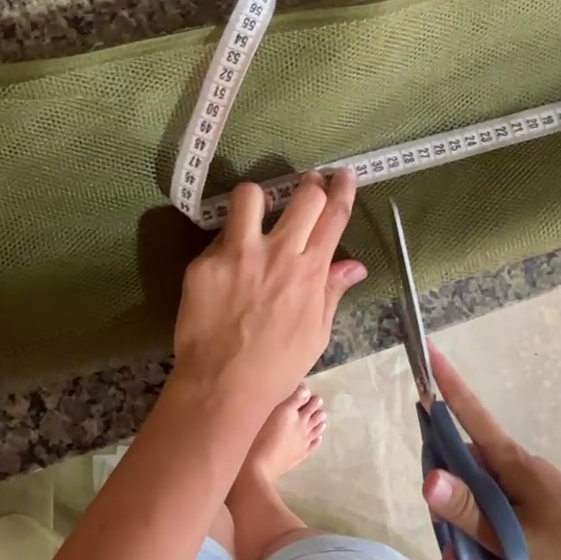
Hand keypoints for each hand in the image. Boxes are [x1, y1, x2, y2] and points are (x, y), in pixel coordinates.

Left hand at [172, 171, 366, 413]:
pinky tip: (225, 268)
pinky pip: (219, 237)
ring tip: (256, 210)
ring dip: (258, 198)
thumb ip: (332, 291)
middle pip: (303, 196)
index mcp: (310, 271)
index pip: (334, 216)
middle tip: (308, 184)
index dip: (342, 190)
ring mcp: (239, 254)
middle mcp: (278, 253)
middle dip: (310, 184)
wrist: (223, 384)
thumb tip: (354, 266)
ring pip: (251, 195)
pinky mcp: (206, 262)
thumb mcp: (317, 332)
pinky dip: (227, 245)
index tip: (344, 175)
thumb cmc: (277, 365)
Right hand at [421, 346, 560, 559]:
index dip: (448, 382)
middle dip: (442, 503)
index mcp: (511, 462)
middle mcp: (513, 470)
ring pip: (473, 501)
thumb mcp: (514, 535)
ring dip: (459, 534)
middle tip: (442, 547)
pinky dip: (476, 544)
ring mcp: (522, 493)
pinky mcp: (529, 517)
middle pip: (461, 469)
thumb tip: (427, 479)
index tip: (429, 350)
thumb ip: (469, 509)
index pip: (471, 413)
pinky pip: (490, 521)